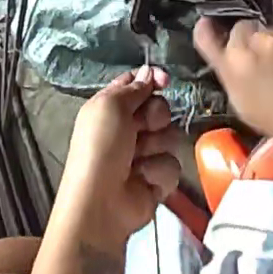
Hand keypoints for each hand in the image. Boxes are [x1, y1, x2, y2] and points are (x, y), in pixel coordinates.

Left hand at [50, 67, 181, 246]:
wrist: (102, 203)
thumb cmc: (100, 148)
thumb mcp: (110, 107)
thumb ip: (133, 88)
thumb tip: (149, 70)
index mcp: (111, 107)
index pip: (137, 84)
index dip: (152, 79)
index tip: (165, 80)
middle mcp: (128, 127)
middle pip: (159, 108)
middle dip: (155, 117)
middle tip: (141, 128)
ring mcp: (145, 154)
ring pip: (170, 136)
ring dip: (155, 147)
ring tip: (138, 161)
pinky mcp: (158, 178)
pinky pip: (172, 165)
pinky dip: (157, 172)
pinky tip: (143, 180)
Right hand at [193, 17, 272, 139]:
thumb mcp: (243, 105)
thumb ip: (232, 77)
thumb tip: (231, 65)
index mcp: (230, 65)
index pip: (207, 39)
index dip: (205, 31)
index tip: (206, 26)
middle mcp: (248, 44)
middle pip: (240, 30)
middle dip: (245, 41)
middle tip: (256, 61)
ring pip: (264, 32)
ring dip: (268, 44)